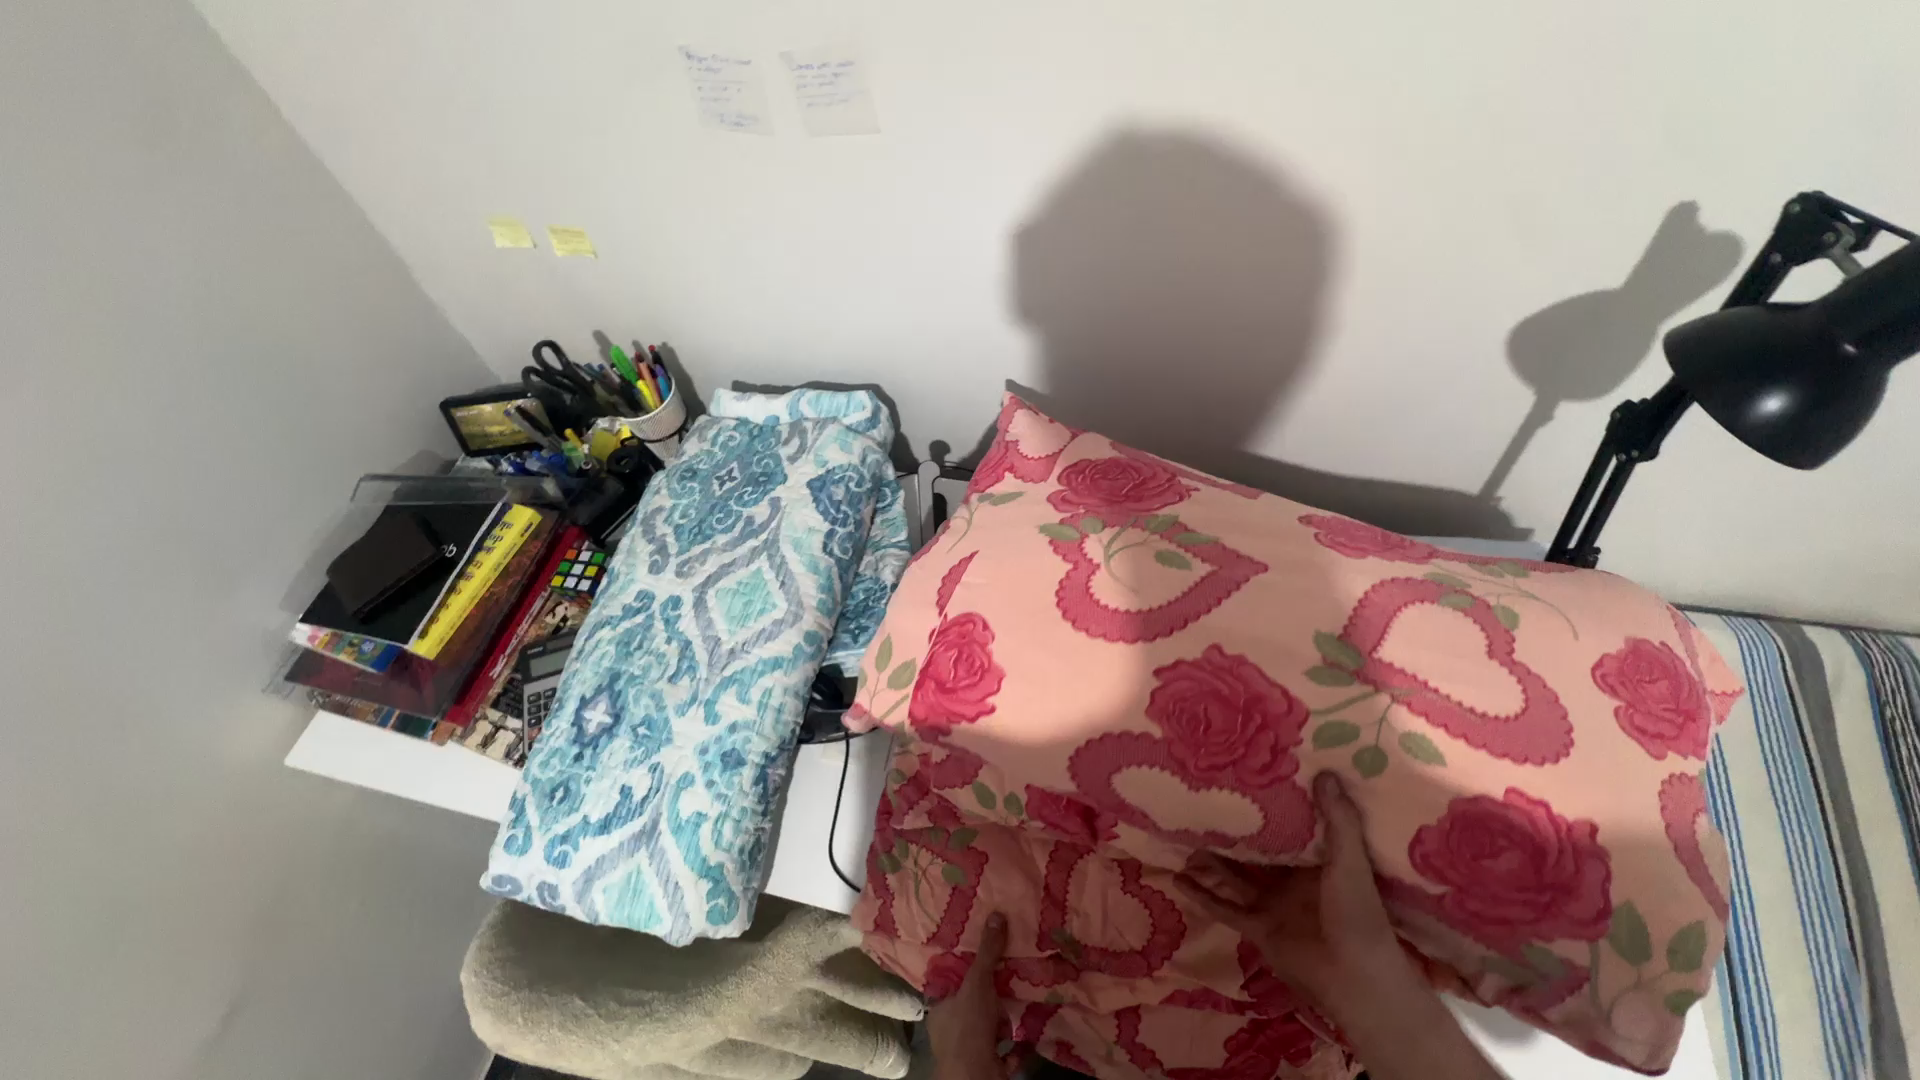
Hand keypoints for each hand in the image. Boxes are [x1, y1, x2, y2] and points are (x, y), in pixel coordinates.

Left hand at [927, 912, 1015, 1079]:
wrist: (976, 1077)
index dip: (968, 975)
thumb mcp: (977, 982)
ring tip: (1017, 1008)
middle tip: (1009, 983)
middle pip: (974, 1008)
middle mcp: (950, 1032)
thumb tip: (996, 913)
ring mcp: (968, 1053)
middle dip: (992, 1000)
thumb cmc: (968, 1026)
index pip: (951, 987)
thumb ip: (987, 952)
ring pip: (990, 1030)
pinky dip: (1015, 1048)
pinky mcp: (987, 1068)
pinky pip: (1005, 1053)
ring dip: (1005, 1023)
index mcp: (939, 1010)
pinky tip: (1025, 1039)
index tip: (986, 963)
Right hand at [1176, 772, 1408, 1006]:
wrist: (1354, 979)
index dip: (1269, 808)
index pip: (1288, 829)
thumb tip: (1326, 773)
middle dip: (1232, 832)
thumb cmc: (1358, 914)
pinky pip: (1223, 908)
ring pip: (1233, 876)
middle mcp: (1290, 881)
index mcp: (1316, 862)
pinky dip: (1201, 895)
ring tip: (1182, 837)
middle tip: (1203, 803)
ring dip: (1210, 859)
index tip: (1246, 782)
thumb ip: (1339, 821)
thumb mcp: (1350, 862)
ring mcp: (1271, 905)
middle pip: (1254, 851)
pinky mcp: (1257, 928)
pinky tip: (1177, 880)